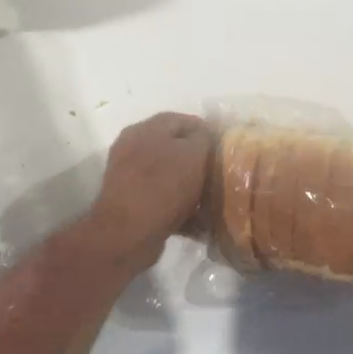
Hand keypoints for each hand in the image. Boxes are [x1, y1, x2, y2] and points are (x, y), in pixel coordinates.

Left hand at [87, 112, 211, 252]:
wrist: (128, 234)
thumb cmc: (163, 186)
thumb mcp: (193, 154)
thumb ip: (203, 138)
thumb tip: (205, 136)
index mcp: (145, 130)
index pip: (180, 120)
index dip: (205, 129)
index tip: (224, 145)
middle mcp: (133, 149)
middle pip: (173, 148)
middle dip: (198, 160)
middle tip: (220, 172)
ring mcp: (130, 178)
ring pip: (168, 176)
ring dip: (190, 186)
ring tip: (212, 198)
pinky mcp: (132, 205)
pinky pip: (162, 200)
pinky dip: (179, 208)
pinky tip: (198, 220)